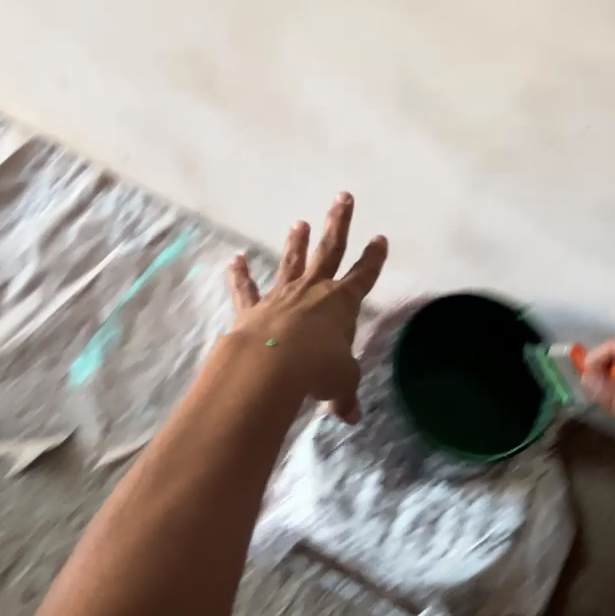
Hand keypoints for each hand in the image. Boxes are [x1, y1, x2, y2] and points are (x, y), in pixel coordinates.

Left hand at [225, 192, 386, 424]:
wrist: (272, 365)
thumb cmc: (318, 369)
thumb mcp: (340, 383)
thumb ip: (344, 395)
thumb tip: (351, 417)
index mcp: (342, 303)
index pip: (364, 276)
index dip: (373, 258)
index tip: (380, 238)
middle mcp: (314, 291)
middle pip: (330, 251)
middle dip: (338, 224)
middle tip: (343, 198)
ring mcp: (283, 296)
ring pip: (292, 262)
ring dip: (296, 242)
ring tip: (299, 223)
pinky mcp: (253, 308)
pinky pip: (246, 288)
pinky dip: (239, 274)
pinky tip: (234, 259)